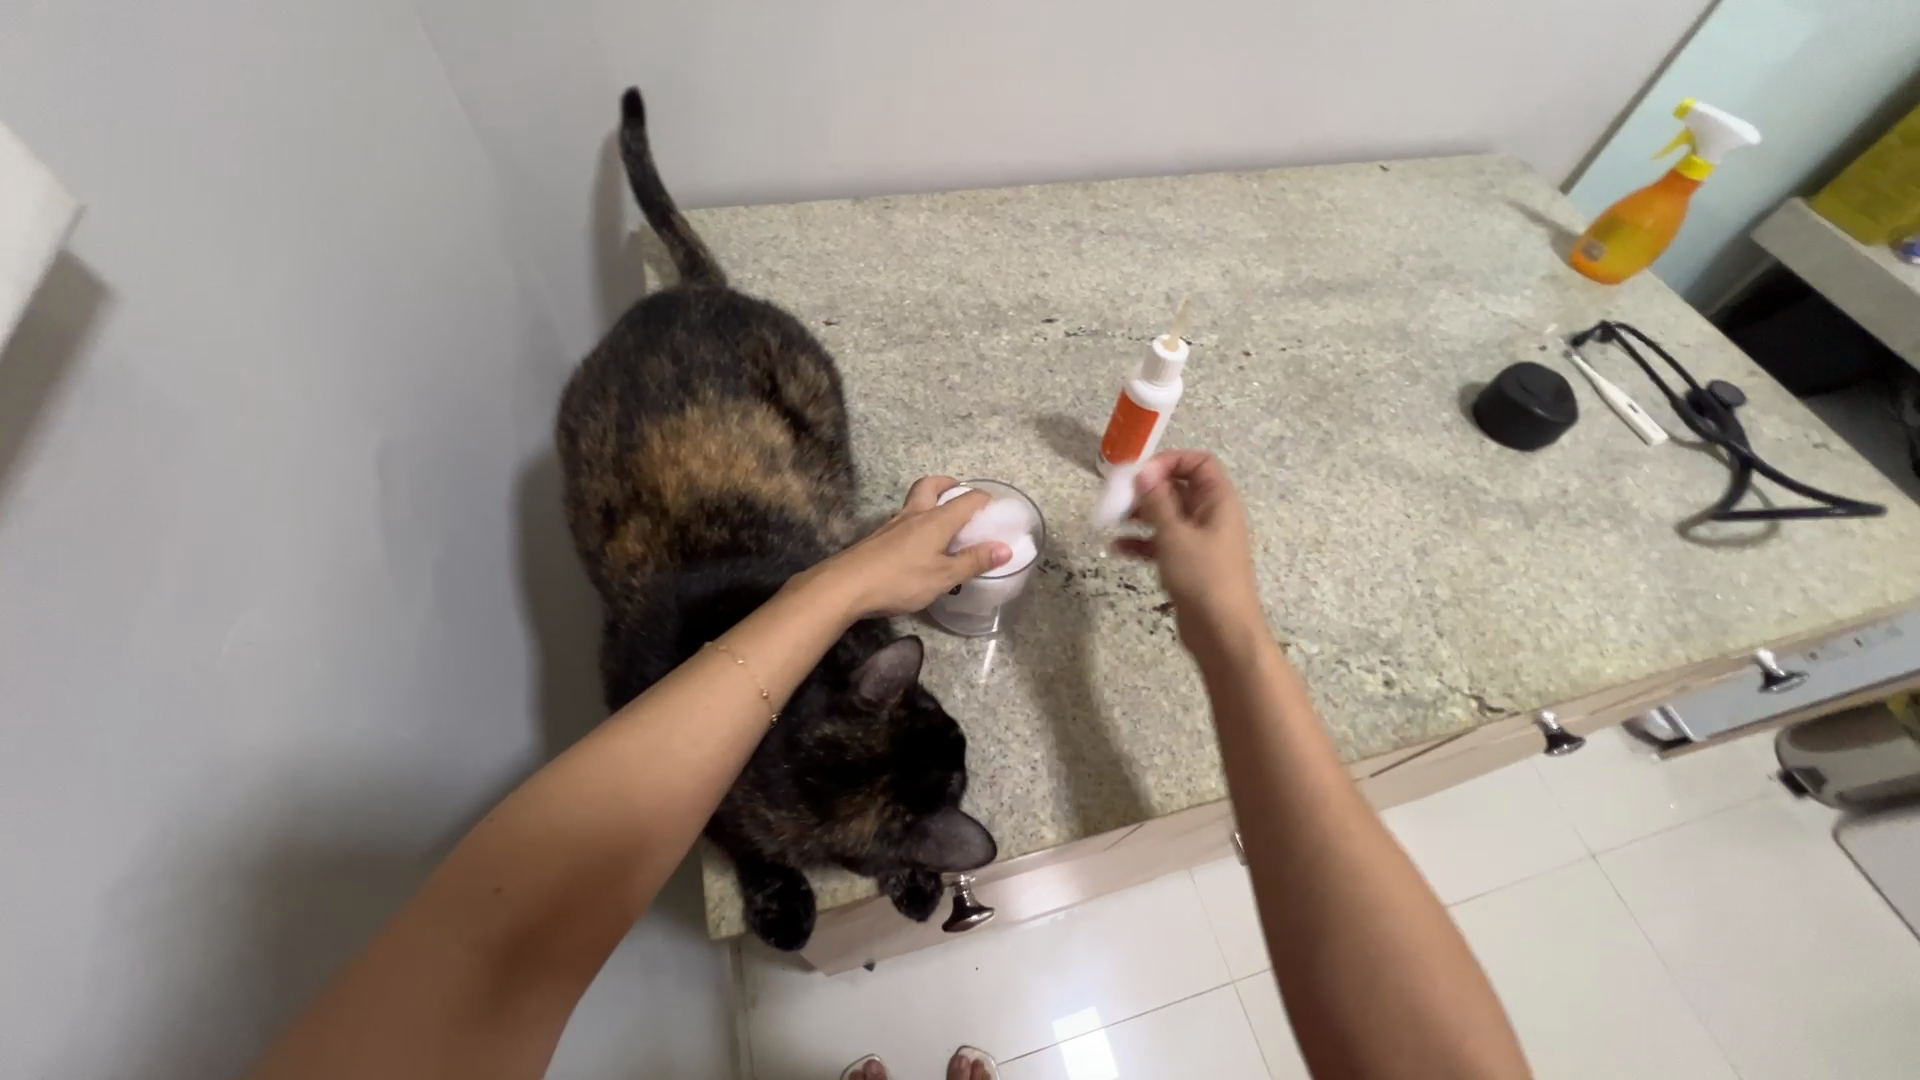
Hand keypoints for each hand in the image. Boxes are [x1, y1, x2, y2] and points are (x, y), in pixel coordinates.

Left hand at [807, 477, 1012, 618]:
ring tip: (943, 523)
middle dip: (948, 485)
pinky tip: (917, 545)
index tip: (997, 511)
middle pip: (931, 485)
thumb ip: (974, 562)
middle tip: (960, 495)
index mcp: (936, 520)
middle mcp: (915, 514)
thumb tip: (1005, 548)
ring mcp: (892, 525)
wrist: (845, 586)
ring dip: (930, 503)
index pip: (968, 499)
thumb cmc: (900, 580)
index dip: (985, 501)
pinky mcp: (878, 538)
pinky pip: (902, 521)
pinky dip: (916, 523)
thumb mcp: (944, 576)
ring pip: (914, 502)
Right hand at [1113, 450, 1263, 652]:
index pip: (1198, 463)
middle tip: (1118, 498)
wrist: (1221, 631)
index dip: (1170, 462)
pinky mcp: (1188, 563)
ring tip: (1111, 521)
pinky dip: (1141, 542)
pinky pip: (1162, 542)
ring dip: (1139, 515)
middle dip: (1146, 491)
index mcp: (1218, 501)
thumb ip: (1157, 501)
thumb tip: (1144, 472)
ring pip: (1167, 516)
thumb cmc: (1202, 577)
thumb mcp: (1175, 534)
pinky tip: (1118, 549)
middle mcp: (1211, 516)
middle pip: (1178, 488)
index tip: (1140, 474)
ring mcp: (1200, 541)